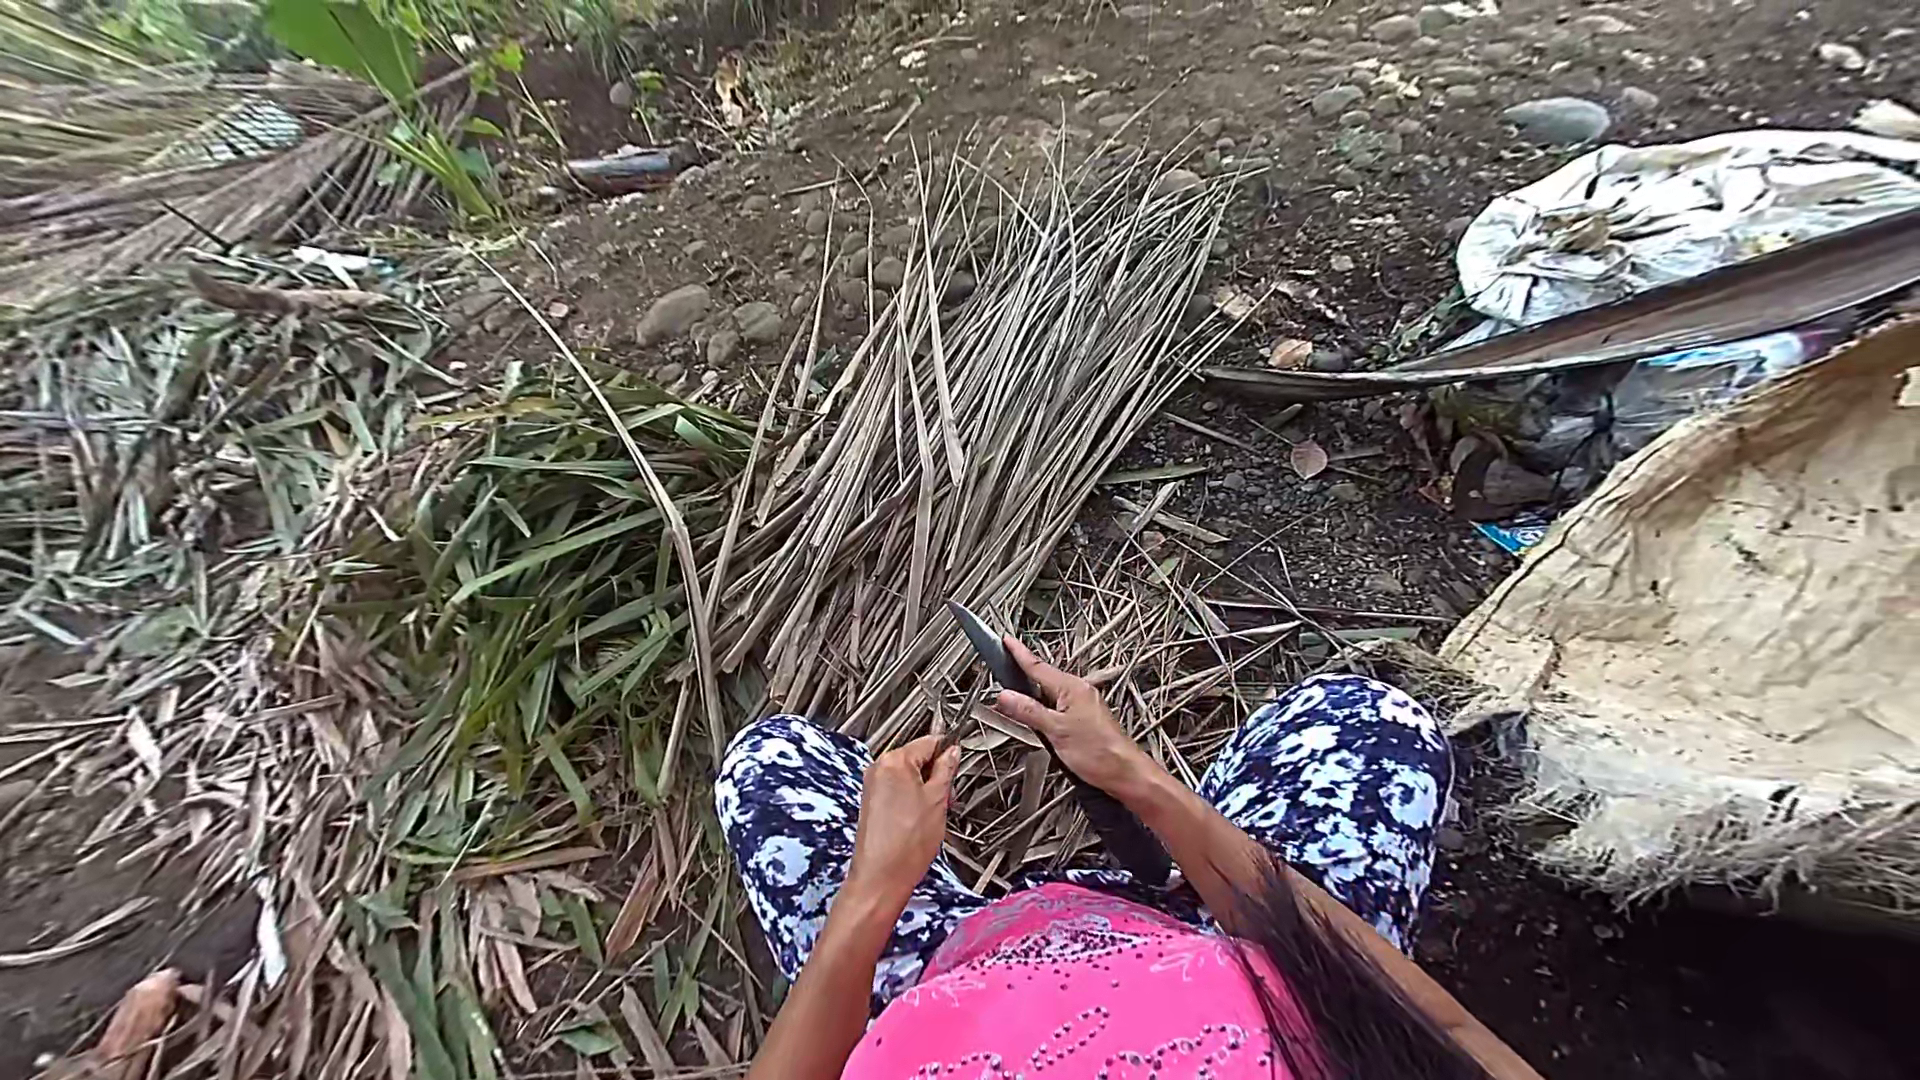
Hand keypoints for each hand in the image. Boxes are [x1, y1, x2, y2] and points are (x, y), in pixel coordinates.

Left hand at [846, 735, 959, 907]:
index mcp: (894, 761)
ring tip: (932, 811)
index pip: (929, 741)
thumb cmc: (905, 845)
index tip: (956, 764)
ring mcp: (873, 784)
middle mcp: (879, 767)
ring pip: (909, 774)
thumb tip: (952, 751)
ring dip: (925, 787)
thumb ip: (946, 769)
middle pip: (918, 757)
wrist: (881, 879)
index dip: (947, 753)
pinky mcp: (873, 801)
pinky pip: (898, 788)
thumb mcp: (937, 800)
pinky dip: (912, 798)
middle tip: (946, 796)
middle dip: (935, 773)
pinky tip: (919, 818)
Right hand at [992, 636, 1157, 792]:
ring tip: (1017, 704)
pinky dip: (1045, 710)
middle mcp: (1079, 692)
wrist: (1125, 773)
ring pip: (1050, 694)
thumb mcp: (1056, 731)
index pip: (1038, 666)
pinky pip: (1058, 706)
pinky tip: (1040, 722)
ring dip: (1033, 697)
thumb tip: (1006, 696)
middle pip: (1043, 679)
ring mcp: (1083, 704)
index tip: (1007, 641)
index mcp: (1071, 688)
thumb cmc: (1101, 753)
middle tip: (1005, 672)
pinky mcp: (1084, 718)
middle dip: (1023, 677)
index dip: (1019, 653)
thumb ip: (1029, 712)